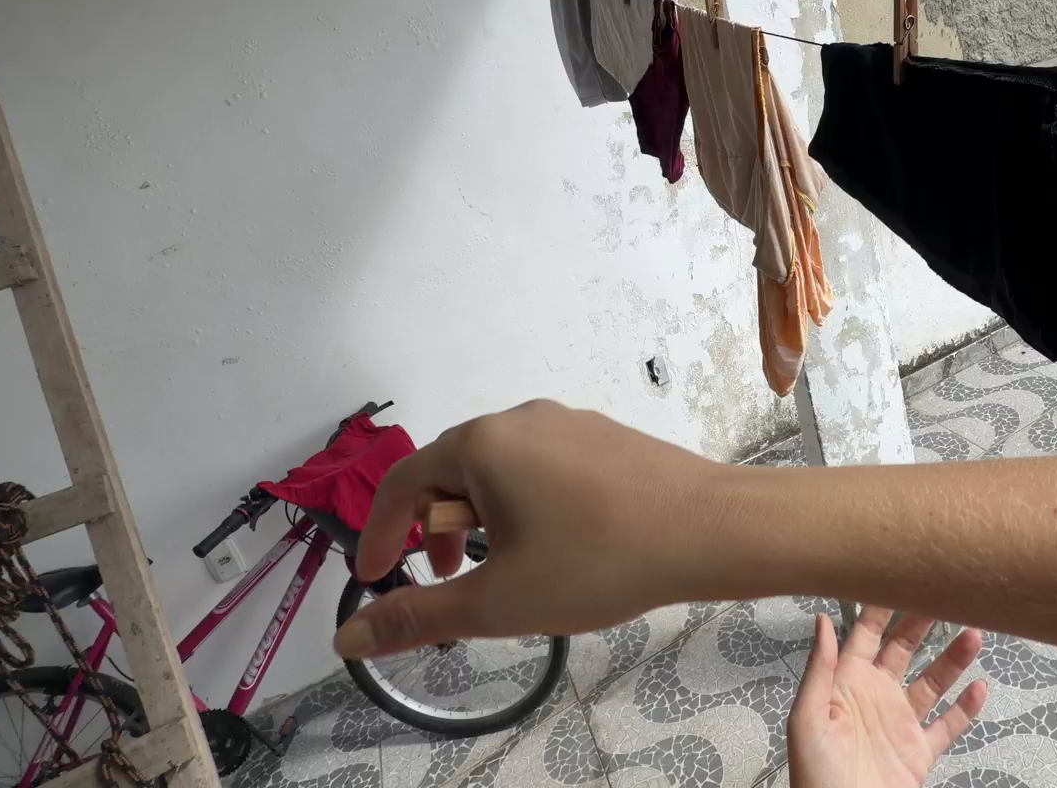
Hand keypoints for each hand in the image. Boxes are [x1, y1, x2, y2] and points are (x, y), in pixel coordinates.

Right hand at [336, 400, 725, 657]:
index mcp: (487, 442)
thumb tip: (350, 637)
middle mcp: (525, 418)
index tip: (373, 579)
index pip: (404, 481)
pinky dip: (527, 501)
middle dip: (436, 526)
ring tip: (509, 566)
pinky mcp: (606, 434)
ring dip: (485, 515)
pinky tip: (560, 541)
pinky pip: (546, 463)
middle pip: (455, 468)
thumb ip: (418, 616)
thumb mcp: (499, 599)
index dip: (378, 533)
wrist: (706, 527)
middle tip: (447, 577)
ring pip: (504, 467)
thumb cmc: (597, 560)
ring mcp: (572, 421)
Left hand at [789, 607, 986, 787]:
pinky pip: (947, 726)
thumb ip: (820, 668)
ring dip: (952, 659)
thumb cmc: (814, 773)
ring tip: (975, 633)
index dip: (882, 607)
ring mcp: (899, 722)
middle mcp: (875, 693)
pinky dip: (965, 708)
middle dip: (922, 622)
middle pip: (903, 649)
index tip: (900, 576)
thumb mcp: (807, 717)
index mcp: (846, 680)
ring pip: (931, 681)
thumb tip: (822, 617)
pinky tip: (980, 687)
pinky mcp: (918, 753)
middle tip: (944, 594)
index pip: (866, 633)